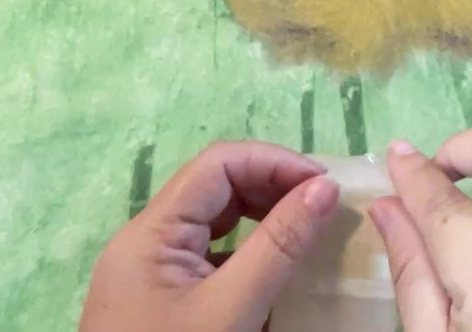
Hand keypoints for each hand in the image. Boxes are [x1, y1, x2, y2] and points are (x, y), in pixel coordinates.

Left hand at [80, 140, 339, 331]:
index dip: (274, 161)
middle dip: (272, 184)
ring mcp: (151, 270)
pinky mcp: (161, 296)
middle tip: (321, 202)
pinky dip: (247, 246)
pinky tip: (275, 263)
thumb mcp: (232, 310)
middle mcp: (145, 240)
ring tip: (305, 225)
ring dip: (263, 212)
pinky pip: (210, 250)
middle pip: (217, 185)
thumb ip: (279, 245)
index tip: (322, 182)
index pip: (219, 164)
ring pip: (215, 216)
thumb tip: (326, 186)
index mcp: (150, 232)